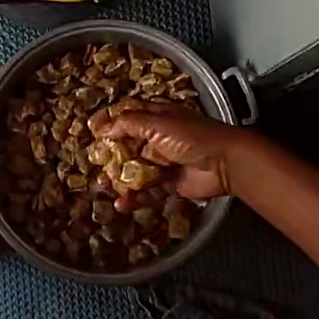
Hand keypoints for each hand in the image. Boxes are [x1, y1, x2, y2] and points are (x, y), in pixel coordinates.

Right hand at [92, 103, 252, 199]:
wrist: (227, 164)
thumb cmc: (194, 137)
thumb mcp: (157, 123)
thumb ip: (127, 124)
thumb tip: (103, 128)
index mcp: (156, 117)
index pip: (126, 116)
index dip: (108, 121)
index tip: (91, 128)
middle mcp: (156, 138)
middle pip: (124, 145)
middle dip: (107, 155)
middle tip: (94, 162)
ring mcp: (161, 161)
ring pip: (131, 169)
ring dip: (116, 178)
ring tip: (104, 185)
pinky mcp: (166, 183)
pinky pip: (144, 190)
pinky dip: (132, 197)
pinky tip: (122, 202)